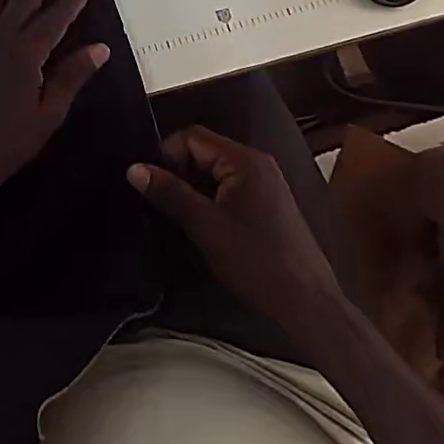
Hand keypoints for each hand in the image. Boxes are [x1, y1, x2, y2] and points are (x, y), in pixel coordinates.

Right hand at [128, 126, 340, 328]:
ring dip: (193, 187)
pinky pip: (230, 186)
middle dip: (178, 171)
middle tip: (162, 201)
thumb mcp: (205, 226)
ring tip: (181, 215)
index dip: (166, 155)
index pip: (192, 136)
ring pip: (215, 170)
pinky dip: (211, 198)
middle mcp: (258, 163)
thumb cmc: (257, 262)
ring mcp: (266, 183)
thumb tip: (134, 169)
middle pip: (204, 150)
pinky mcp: (269, 203)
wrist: (309, 306)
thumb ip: (169, 193)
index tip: (151, 183)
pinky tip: (204, 224)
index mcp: (245, 160)